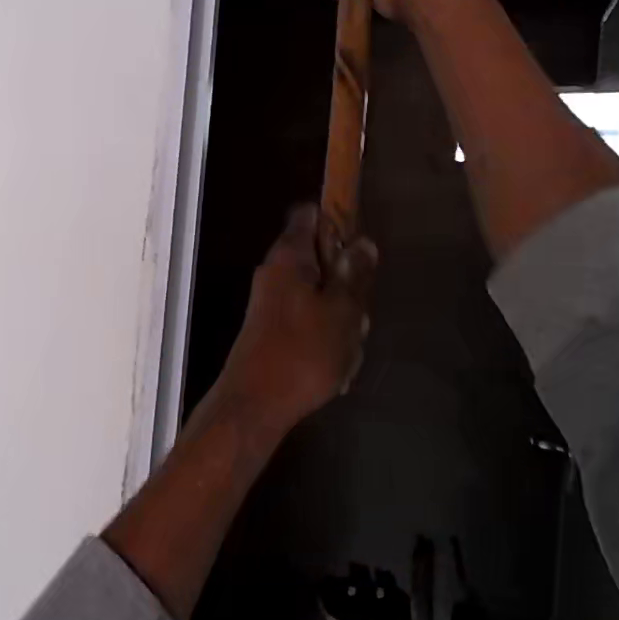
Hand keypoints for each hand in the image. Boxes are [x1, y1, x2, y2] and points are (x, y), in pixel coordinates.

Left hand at [212, 206, 378, 433]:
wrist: (255, 404)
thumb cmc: (303, 351)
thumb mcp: (342, 311)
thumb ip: (354, 274)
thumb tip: (363, 242)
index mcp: (288, 256)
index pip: (310, 215)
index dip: (338, 220)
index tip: (361, 245)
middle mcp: (275, 273)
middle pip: (322, 261)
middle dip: (347, 285)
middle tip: (357, 316)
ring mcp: (272, 303)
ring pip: (321, 298)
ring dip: (341, 321)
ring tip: (347, 351)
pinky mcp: (274, 331)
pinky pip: (310, 325)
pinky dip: (326, 342)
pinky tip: (336, 371)